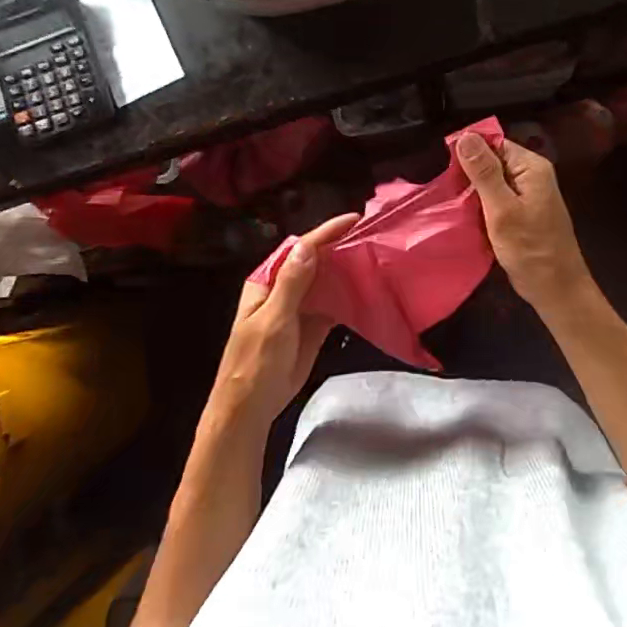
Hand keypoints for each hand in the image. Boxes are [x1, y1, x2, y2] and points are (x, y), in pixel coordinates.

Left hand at [208, 212, 359, 428]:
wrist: (251, 407)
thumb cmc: (255, 362)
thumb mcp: (273, 320)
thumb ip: (291, 284)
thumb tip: (307, 246)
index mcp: (266, 282)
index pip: (298, 249)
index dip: (325, 233)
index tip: (353, 219)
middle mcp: (283, 290)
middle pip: (313, 261)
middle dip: (339, 248)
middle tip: (372, 235)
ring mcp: (298, 309)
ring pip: (324, 282)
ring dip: (346, 271)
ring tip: (375, 256)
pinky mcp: (312, 328)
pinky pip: (332, 306)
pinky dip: (348, 297)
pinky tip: (367, 289)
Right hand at [456, 135, 591, 312]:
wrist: (555, 288)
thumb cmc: (530, 250)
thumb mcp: (502, 210)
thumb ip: (484, 173)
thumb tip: (465, 136)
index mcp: (531, 167)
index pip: (493, 143)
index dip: (468, 151)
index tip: (445, 169)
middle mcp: (531, 175)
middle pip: (491, 160)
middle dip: (468, 174)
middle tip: (447, 191)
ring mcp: (527, 194)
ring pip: (490, 182)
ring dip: (472, 192)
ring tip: (453, 204)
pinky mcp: (520, 212)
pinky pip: (494, 199)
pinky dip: (480, 206)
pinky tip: (466, 216)